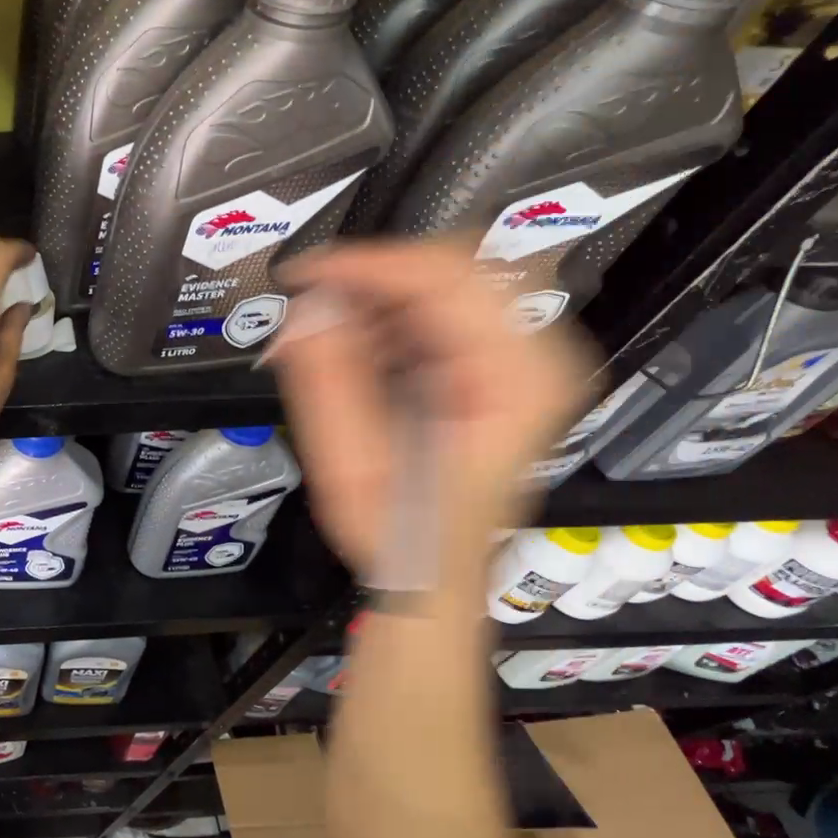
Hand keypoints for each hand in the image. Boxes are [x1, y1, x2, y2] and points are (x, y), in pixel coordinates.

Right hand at [265, 239, 596, 577]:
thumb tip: (304, 311)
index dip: (367, 265)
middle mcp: (535, 358)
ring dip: (377, 299)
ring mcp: (520, 358)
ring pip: (446, 282)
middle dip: (374, 280)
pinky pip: (441, 309)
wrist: (432, 571)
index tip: (303, 274)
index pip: (447, 279)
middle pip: (455, 268)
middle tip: (314, 309)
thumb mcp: (352, 464)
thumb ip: (329, 381)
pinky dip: (389, 317)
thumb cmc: (399, 533)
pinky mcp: (496, 364)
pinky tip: (356, 353)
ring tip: (328, 341)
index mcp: (515, 380)